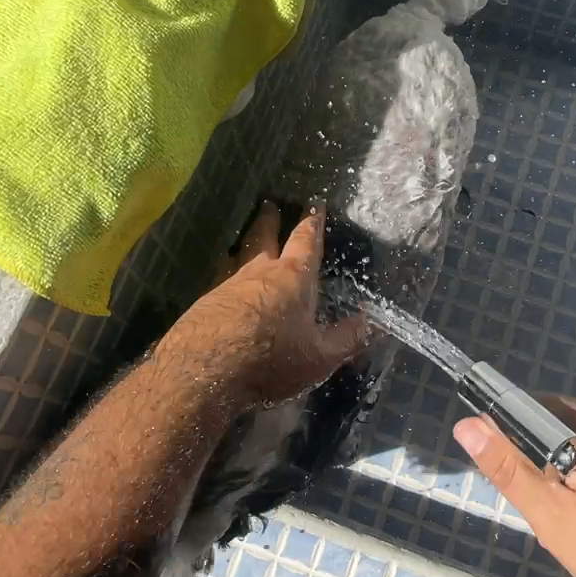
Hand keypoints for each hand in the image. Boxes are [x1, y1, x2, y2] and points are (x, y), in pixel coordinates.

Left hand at [164, 201, 368, 410]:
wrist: (204, 371)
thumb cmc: (271, 359)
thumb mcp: (319, 357)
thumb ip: (347, 338)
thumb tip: (371, 322)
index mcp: (293, 278)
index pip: (306, 242)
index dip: (312, 223)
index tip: (314, 205)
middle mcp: (259, 273)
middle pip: (264, 238)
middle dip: (270, 221)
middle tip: (269, 205)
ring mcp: (227, 286)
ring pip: (239, 259)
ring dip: (244, 248)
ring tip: (243, 242)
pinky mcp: (204, 304)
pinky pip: (220, 281)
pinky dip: (225, 276)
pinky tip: (221, 285)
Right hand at [453, 401, 575, 576]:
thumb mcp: (550, 515)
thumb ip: (507, 466)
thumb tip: (466, 426)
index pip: (536, 405)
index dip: (508, 429)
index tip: (496, 464)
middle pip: (556, 420)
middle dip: (535, 454)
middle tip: (535, 500)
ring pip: (575, 439)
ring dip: (557, 466)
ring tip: (559, 511)